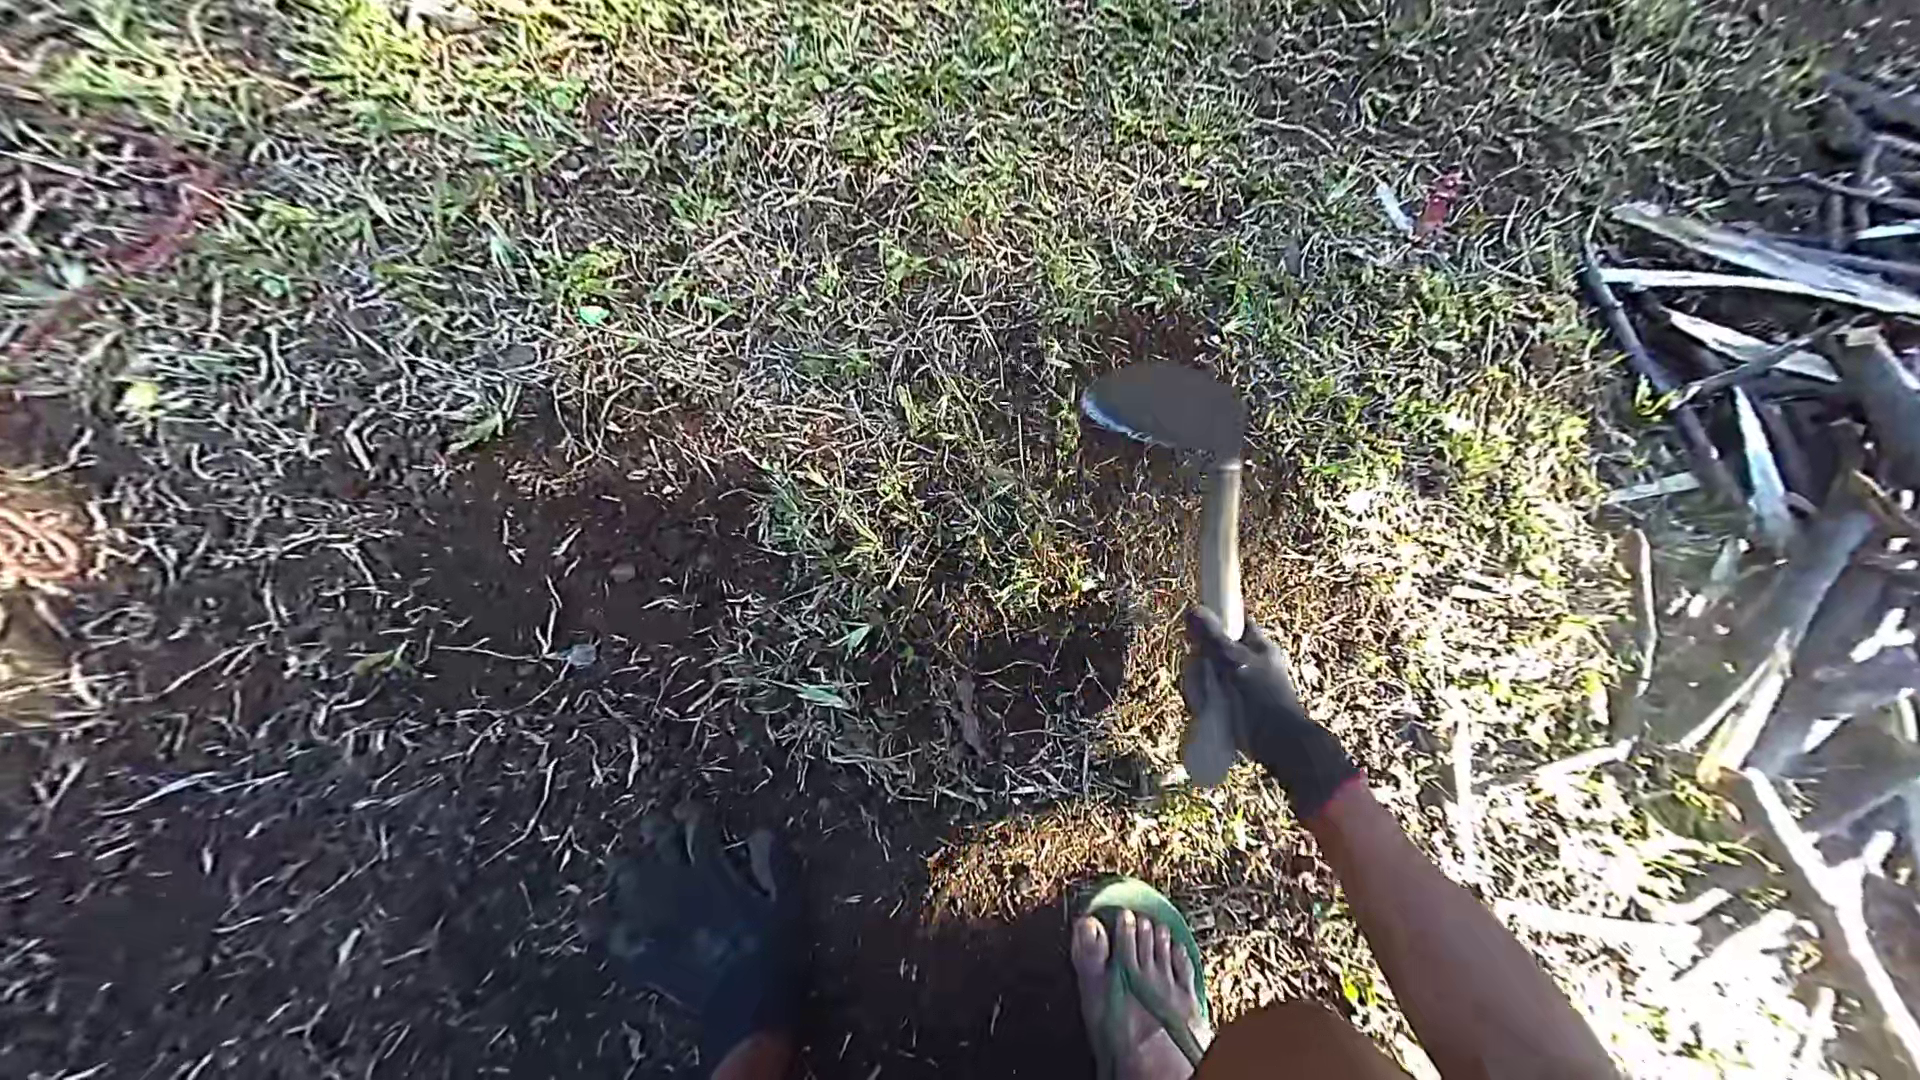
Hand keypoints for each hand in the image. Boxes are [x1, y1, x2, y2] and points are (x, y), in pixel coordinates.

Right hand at [1182, 606, 1359, 817]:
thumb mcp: (1235, 662)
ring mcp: (1242, 684)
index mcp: (1259, 645)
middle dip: (1200, 660)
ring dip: (1199, 684)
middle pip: (1214, 648)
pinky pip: (1209, 694)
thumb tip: (1193, 610)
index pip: (1235, 620)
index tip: (1197, 630)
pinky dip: (1203, 700)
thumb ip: (1213, 638)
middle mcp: (1251, 661)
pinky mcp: (1232, 705)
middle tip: (1198, 672)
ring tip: (1202, 698)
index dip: (1216, 620)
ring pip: (1208, 673)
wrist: (1281, 746)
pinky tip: (1203, 709)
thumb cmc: (1263, 699)